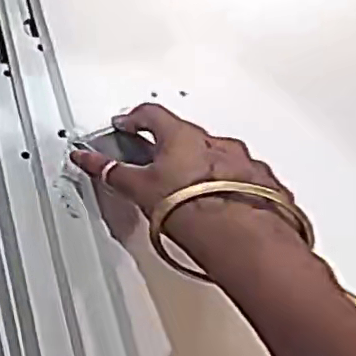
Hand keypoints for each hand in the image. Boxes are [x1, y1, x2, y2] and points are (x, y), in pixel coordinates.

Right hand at [69, 103, 299, 251]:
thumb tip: (86, 159)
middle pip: (187, 135)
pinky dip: (229, 186)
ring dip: (202, 167)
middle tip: (155, 161)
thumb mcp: (138, 188)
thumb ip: (110, 170)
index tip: (125, 124)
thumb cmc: (193, 209)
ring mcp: (246, 165)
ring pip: (218, 157)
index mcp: (184, 136)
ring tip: (188, 191)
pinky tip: (218, 206)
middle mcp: (218, 144)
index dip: (133, 118)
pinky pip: (245, 179)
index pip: (151, 114)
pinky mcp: (268, 188)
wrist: (243, 241)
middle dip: (170, 146)